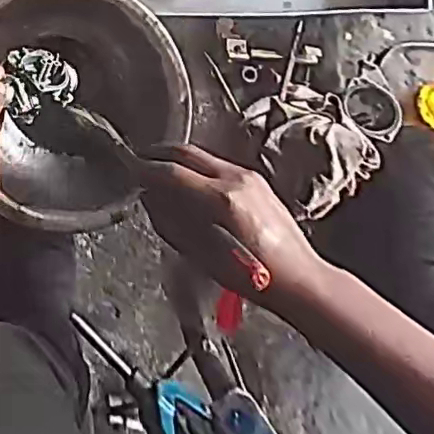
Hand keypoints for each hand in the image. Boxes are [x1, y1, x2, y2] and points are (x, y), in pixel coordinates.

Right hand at [139, 143, 332, 311]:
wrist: (302, 280)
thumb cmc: (258, 280)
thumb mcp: (203, 256)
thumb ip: (172, 224)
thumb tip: (152, 200)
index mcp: (222, 200)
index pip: (173, 172)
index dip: (146, 169)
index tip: (131, 169)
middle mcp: (237, 180)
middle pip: (187, 152)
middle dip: (159, 154)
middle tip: (140, 161)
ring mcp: (249, 177)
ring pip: (202, 156)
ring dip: (177, 160)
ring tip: (160, 173)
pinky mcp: (256, 180)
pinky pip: (217, 165)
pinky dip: (196, 168)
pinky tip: (188, 182)